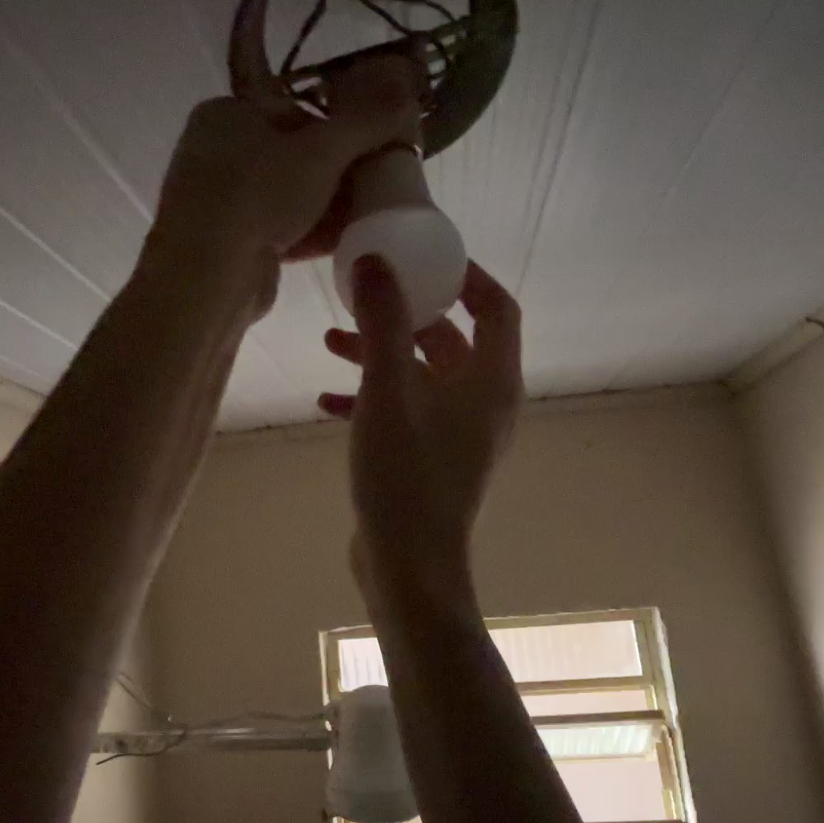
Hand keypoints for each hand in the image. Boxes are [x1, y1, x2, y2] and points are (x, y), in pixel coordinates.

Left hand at [147, 57, 419, 316]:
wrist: (209, 277)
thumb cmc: (258, 195)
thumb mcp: (321, 151)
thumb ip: (366, 121)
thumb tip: (408, 88)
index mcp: (225, 114)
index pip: (293, 110)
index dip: (338, 128)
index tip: (372, 148)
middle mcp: (215, 153)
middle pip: (292, 157)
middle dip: (337, 172)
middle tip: (377, 183)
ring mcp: (219, 203)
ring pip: (287, 197)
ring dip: (328, 206)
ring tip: (370, 214)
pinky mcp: (230, 245)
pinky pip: (278, 230)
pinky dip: (310, 233)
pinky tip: (346, 242)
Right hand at [320, 258, 523, 570]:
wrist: (408, 564)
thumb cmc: (407, 473)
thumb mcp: (388, 389)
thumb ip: (382, 322)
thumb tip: (374, 262)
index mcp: (491, 381)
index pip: (496, 309)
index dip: (467, 277)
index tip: (427, 258)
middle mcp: (484, 403)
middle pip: (452, 340)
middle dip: (406, 316)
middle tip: (366, 295)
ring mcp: (459, 435)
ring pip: (423, 376)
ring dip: (380, 356)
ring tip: (330, 342)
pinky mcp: (432, 459)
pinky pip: (407, 411)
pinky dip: (373, 398)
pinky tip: (327, 402)